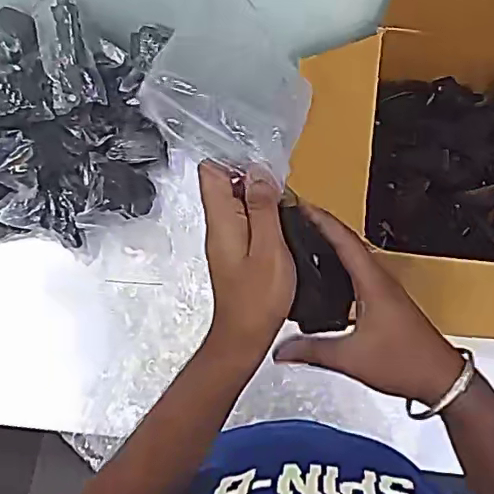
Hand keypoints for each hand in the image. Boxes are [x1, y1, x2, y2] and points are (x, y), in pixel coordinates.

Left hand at [199, 161, 293, 354]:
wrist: (246, 334)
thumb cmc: (257, 299)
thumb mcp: (270, 248)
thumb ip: (264, 209)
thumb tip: (259, 174)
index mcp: (221, 220)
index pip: (211, 171)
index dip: (235, 159)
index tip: (263, 166)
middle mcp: (218, 225)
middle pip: (224, 181)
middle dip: (253, 177)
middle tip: (279, 189)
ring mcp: (225, 237)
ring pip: (237, 200)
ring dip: (260, 196)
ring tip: (282, 206)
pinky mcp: (236, 249)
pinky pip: (245, 218)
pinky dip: (262, 215)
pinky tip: (279, 225)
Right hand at [273, 205, 466, 404]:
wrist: (439, 378)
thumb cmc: (408, 362)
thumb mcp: (351, 358)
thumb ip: (312, 351)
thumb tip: (283, 350)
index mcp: (374, 284)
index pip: (345, 240)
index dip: (321, 220)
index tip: (302, 205)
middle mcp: (382, 282)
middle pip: (350, 243)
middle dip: (323, 227)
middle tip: (299, 217)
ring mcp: (386, 292)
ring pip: (357, 259)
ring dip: (334, 246)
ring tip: (309, 240)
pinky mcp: (387, 303)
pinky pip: (361, 276)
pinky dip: (343, 269)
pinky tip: (330, 280)